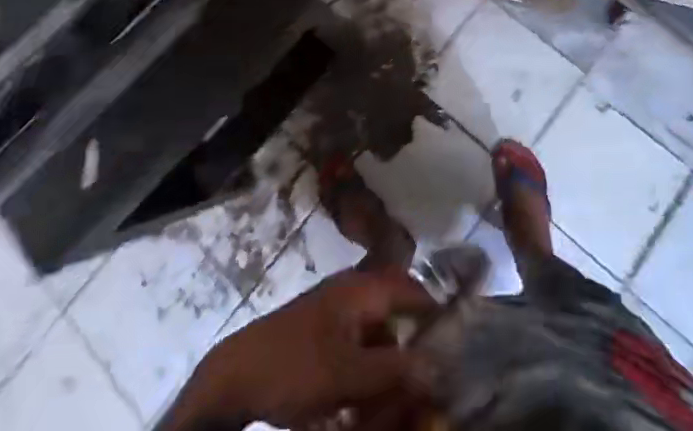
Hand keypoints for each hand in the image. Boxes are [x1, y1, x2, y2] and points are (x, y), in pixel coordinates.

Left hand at [162, 267, 437, 429]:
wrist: (236, 376)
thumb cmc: (295, 368)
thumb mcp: (349, 375)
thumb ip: (396, 368)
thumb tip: (438, 365)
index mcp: (359, 290)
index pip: (411, 290)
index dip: (436, 313)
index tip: (456, 344)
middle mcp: (349, 292)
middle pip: (395, 315)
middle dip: (410, 349)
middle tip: (422, 384)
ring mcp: (332, 311)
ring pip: (375, 335)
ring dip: (386, 365)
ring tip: (389, 402)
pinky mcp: (319, 333)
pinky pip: (355, 347)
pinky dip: (365, 370)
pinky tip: (361, 402)